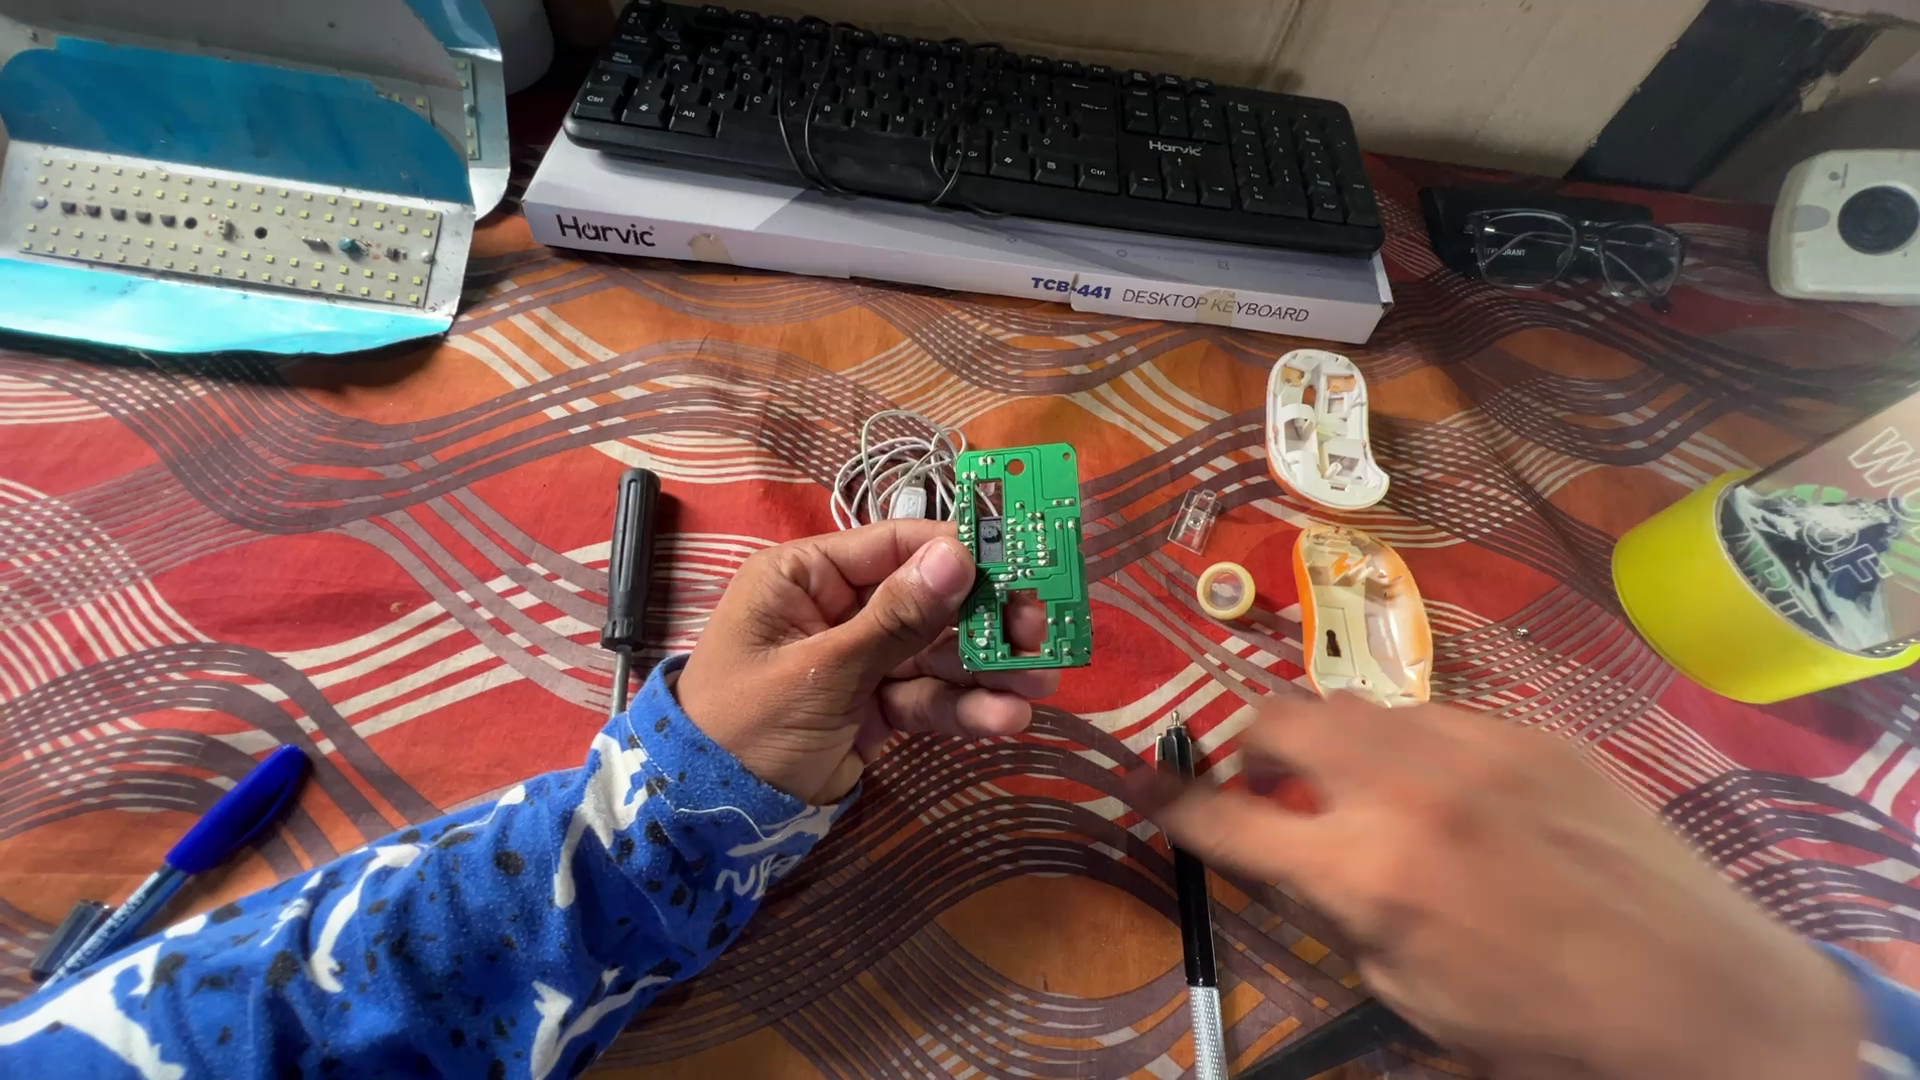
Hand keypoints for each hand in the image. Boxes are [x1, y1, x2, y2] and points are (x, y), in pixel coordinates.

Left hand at [675, 521, 1056, 804]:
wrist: (712, 823)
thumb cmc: (747, 726)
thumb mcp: (822, 670)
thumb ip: (894, 618)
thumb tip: (958, 556)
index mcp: (808, 576)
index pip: (894, 546)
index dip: (957, 552)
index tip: (1018, 563)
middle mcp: (840, 608)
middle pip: (927, 600)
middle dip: (983, 619)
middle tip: (1037, 631)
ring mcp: (863, 659)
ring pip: (936, 652)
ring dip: (986, 669)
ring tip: (1040, 684)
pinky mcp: (879, 706)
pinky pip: (928, 697)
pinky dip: (964, 708)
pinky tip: (1005, 718)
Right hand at [1129, 697, 1863, 1079]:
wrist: (1722, 1011)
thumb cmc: (1542, 1030)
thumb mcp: (1402, 990)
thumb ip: (1320, 903)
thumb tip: (1268, 844)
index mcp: (1365, 873)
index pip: (1225, 819)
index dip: (1168, 798)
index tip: (1137, 778)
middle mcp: (1402, 789)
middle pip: (1274, 719)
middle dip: (1249, 747)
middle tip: (1268, 783)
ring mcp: (1468, 746)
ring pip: (1346, 706)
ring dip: (1329, 744)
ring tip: (1365, 788)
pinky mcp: (1526, 731)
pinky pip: (1429, 717)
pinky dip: (1410, 750)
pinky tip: (1455, 794)